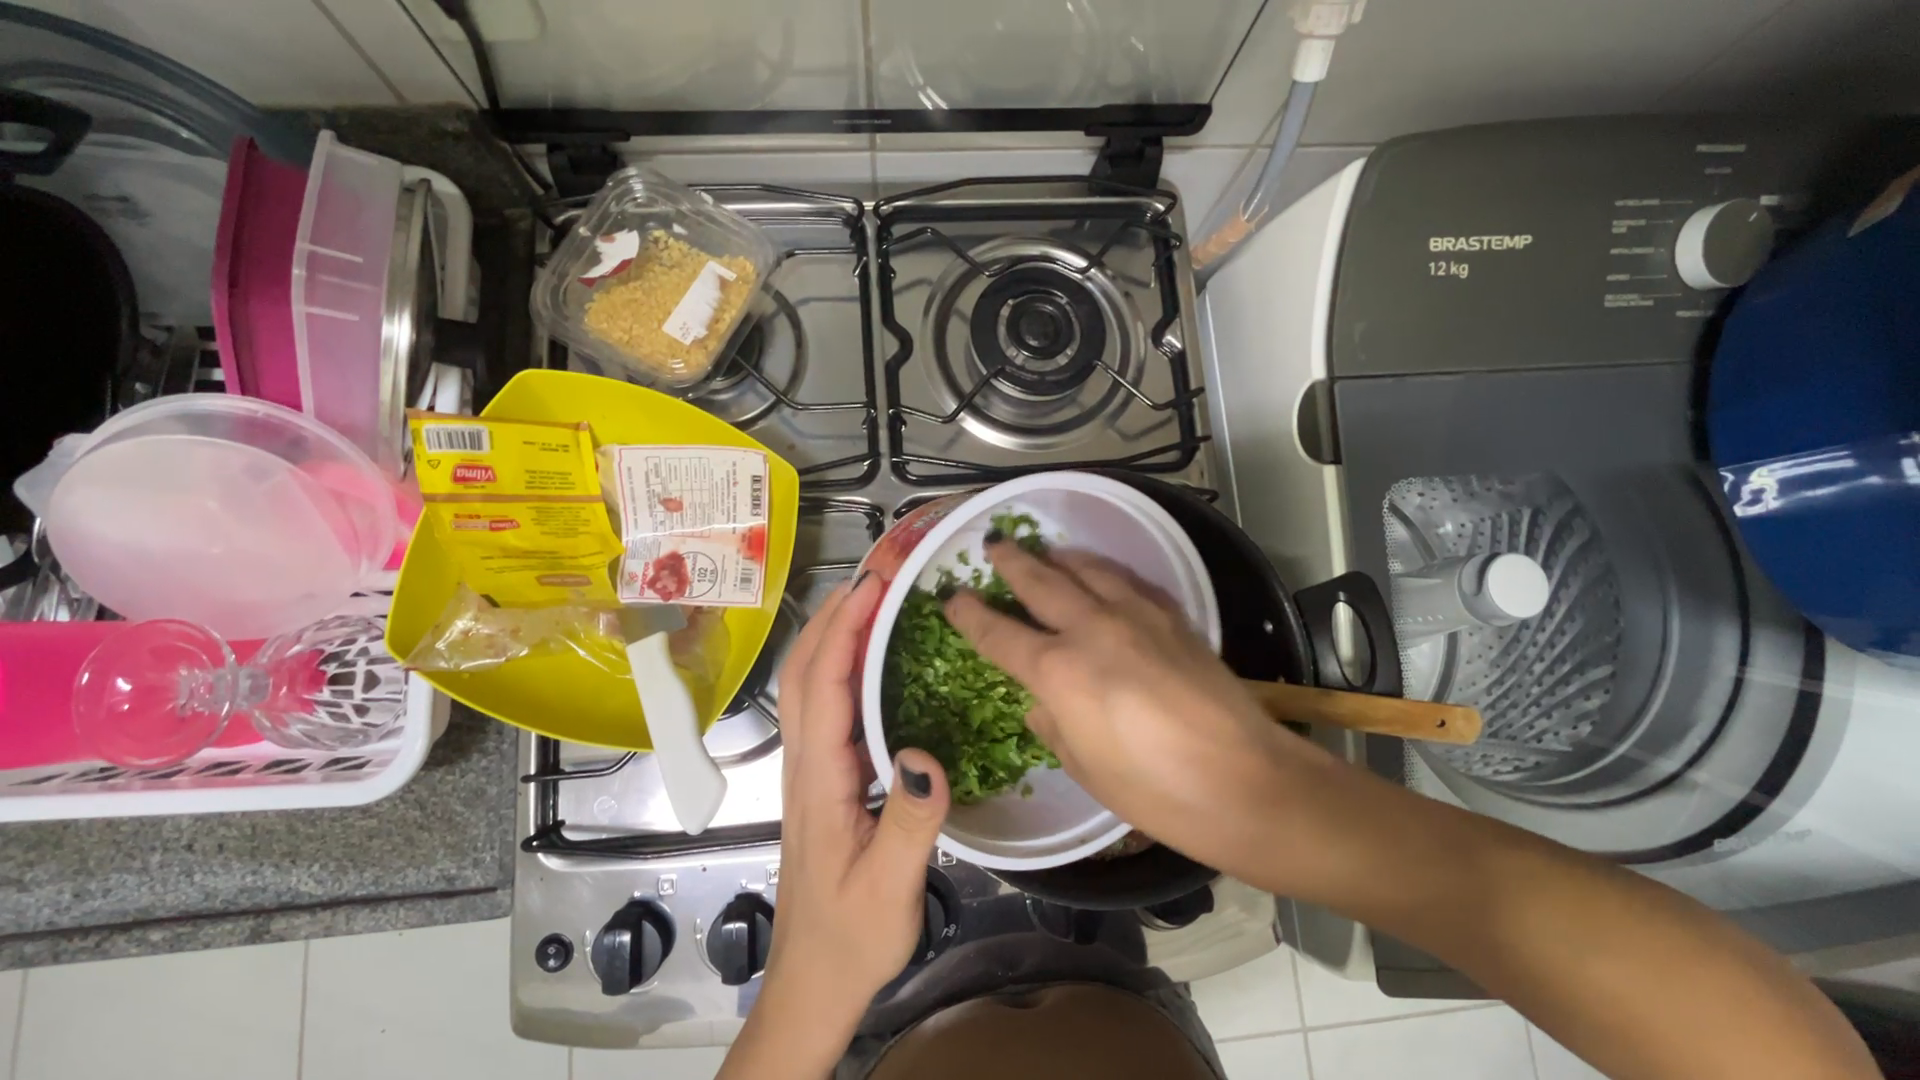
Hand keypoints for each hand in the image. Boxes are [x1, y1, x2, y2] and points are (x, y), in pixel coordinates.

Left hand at [764, 573, 950, 1019]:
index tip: (874, 583)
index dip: (845, 629)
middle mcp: (805, 764)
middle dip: (835, 614)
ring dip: (834, 634)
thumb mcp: (888, 886)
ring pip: (808, 685)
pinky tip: (873, 662)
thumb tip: (927, 752)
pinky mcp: (821, 780)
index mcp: (819, 780)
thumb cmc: (850, 938)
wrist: (813, 980)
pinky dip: (841, 666)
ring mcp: (808, 771)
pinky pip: (824, 706)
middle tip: (878, 573)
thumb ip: (909, 822)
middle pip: (805, 671)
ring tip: (874, 599)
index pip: (823, 686)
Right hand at [944, 540, 1324, 873]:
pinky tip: (1106, 576)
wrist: (1244, 782)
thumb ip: (1054, 725)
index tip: (953, 599)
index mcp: (1059, 671)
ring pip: (1089, 569)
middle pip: (1041, 582)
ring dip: (1061, 557)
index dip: (970, 614)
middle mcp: (1093, 629)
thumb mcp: (1084, 767)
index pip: (999, 633)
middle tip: (994, 546)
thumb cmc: (1154, 791)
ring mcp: (1138, 617)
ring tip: (1047, 552)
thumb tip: (1041, 702)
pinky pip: (1131, 581)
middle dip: (1012, 562)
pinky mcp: (1176, 618)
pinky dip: (1108, 572)